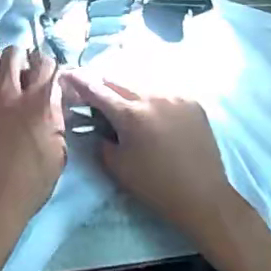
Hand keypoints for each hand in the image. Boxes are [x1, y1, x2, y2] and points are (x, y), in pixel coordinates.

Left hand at [0, 46, 65, 246]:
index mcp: (39, 102)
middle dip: (22, 60)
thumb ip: (57, 119)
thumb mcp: (59, 153)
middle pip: (15, 53)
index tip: (48, 78)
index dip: (49, 67)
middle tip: (23, 76)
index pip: (47, 63)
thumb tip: (54, 99)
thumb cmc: (31, 183)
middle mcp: (11, 93)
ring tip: (0, 82)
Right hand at [62, 74, 241, 244]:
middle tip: (95, 95)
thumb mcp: (117, 167)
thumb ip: (101, 139)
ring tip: (127, 108)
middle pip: (119, 82)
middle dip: (104, 86)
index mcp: (130, 114)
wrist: (203, 197)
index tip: (67, 73)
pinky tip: (154, 118)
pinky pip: (164, 94)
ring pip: (142, 86)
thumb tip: (96, 124)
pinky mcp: (192, 103)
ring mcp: (175, 97)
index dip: (79, 80)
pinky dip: (153, 101)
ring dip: (129, 93)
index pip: (97, 90)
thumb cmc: (155, 186)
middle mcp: (152, 97)